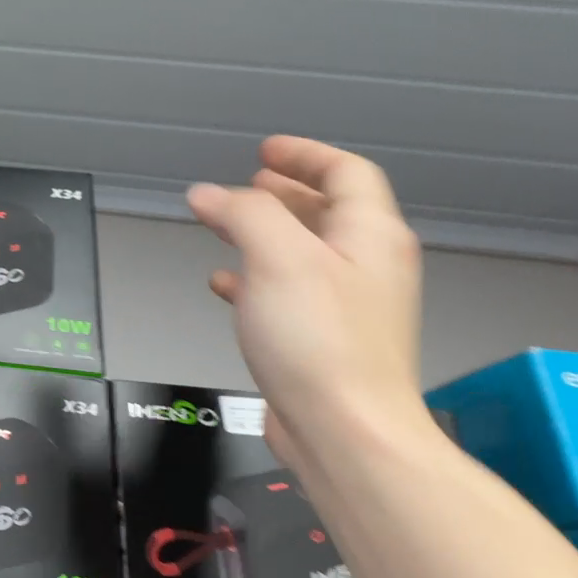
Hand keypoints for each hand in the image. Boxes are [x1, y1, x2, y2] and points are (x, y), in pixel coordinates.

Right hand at [186, 137, 426, 466]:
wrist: (343, 428)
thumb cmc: (319, 341)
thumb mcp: (279, 259)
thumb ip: (244, 215)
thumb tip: (208, 193)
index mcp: (368, 238)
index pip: (347, 174)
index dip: (305, 155)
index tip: (265, 150)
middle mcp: (365, 267)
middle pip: (328, 212)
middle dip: (284, 192)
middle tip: (246, 183)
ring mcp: (345, 306)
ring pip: (303, 252)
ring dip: (264, 232)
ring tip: (225, 224)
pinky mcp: (320, 339)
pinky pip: (285, 292)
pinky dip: (254, 277)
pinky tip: (224, 284)